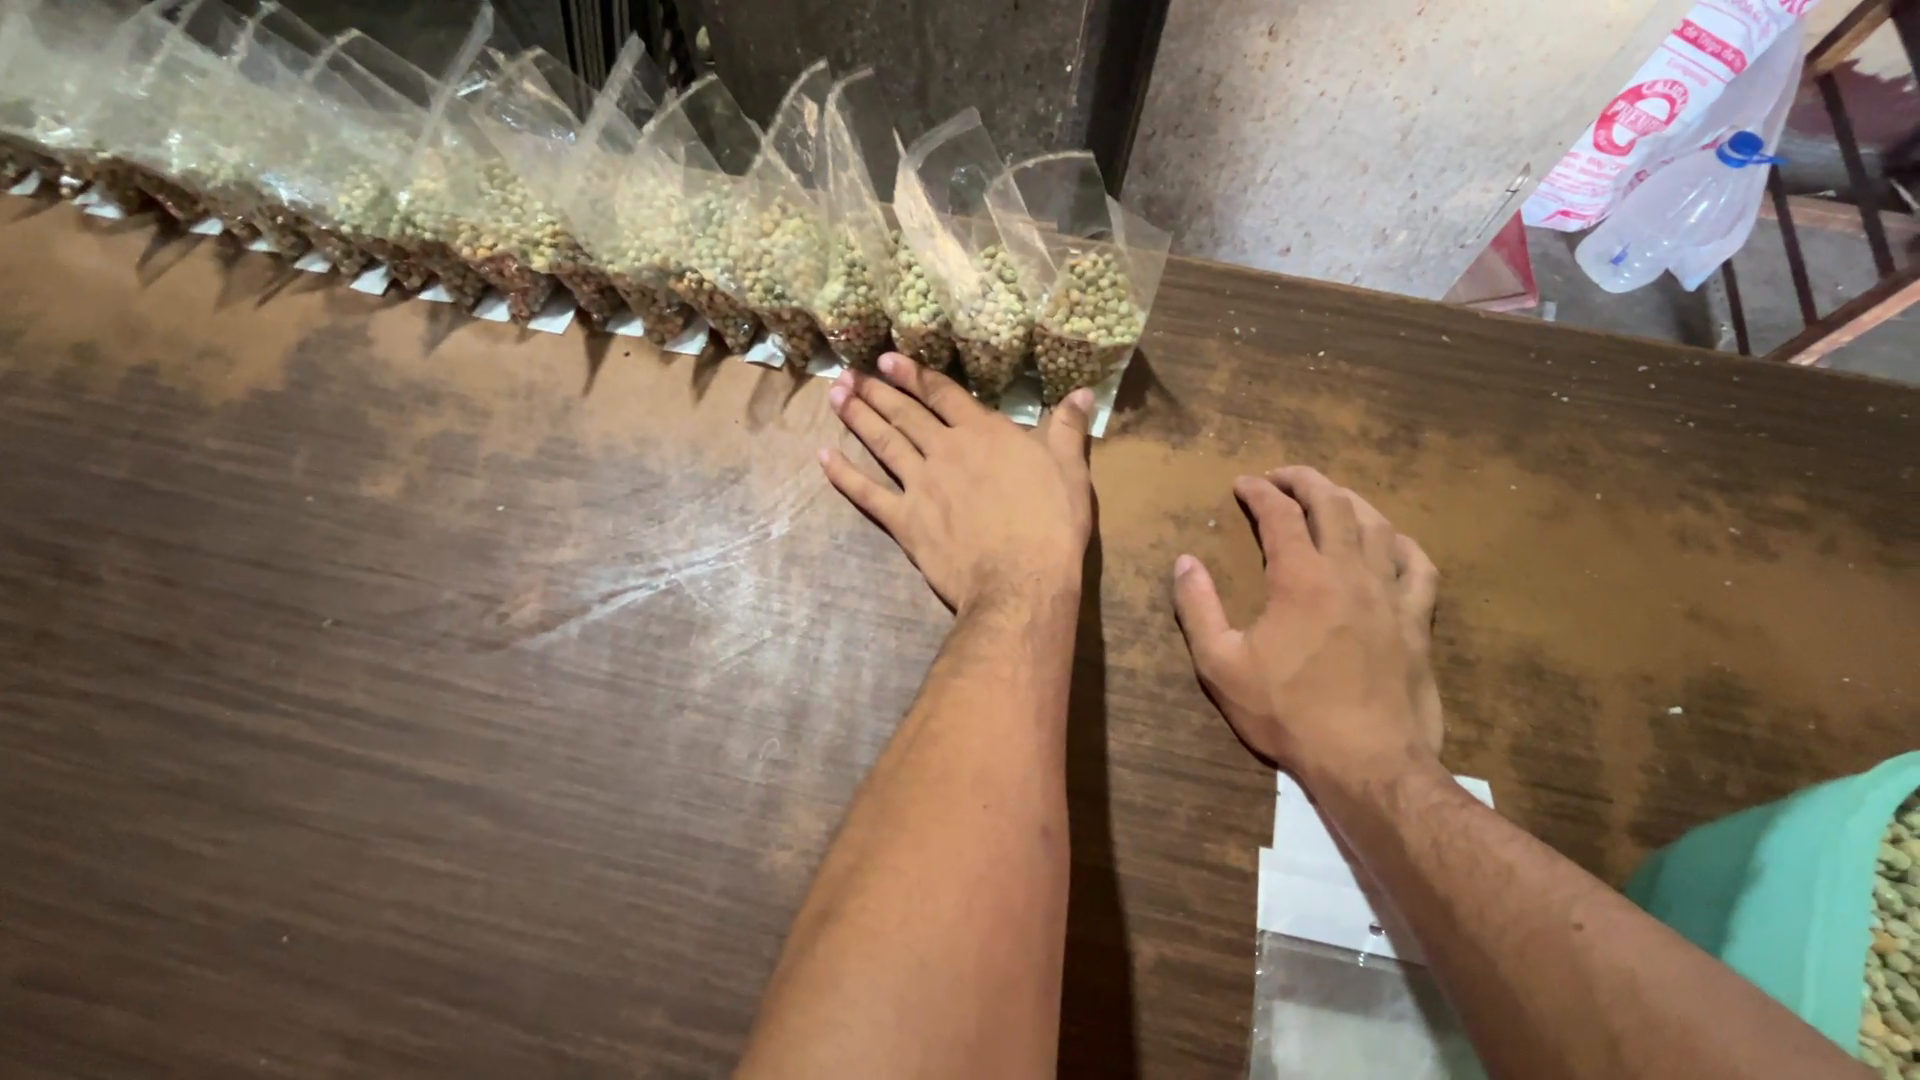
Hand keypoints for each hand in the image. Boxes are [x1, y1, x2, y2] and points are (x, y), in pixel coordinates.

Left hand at [819, 353, 1094, 611]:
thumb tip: (1082, 392)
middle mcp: (945, 450)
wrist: (1021, 581)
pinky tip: (823, 457)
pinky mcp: (905, 521)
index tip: (889, 360)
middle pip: (905, 413)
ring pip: (883, 443)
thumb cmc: (1051, 524)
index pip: (943, 394)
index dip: (916, 375)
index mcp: (983, 433)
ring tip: (835, 396)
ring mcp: (920, 485)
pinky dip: (844, 475)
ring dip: (857, 417)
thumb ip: (1067, 428)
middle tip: (849, 372)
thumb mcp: (1070, 470)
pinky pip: (868, 494)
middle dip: (877, 390)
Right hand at [1171, 466, 1442, 780]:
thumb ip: (1197, 608)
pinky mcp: (1417, 621)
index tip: (1242, 484)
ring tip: (1329, 496)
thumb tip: (1184, 561)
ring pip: (1376, 526)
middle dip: (1304, 481)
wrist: (1366, 762)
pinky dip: (1401, 543)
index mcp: (1299, 578)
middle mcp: (1348, 572)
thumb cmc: (1287, 713)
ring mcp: (1390, 594)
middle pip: (1332, 504)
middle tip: (1281, 476)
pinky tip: (1390, 541)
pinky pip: (1418, 566)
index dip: (1259, 493)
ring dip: (1349, 501)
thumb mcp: (1220, 664)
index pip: (1279, 514)